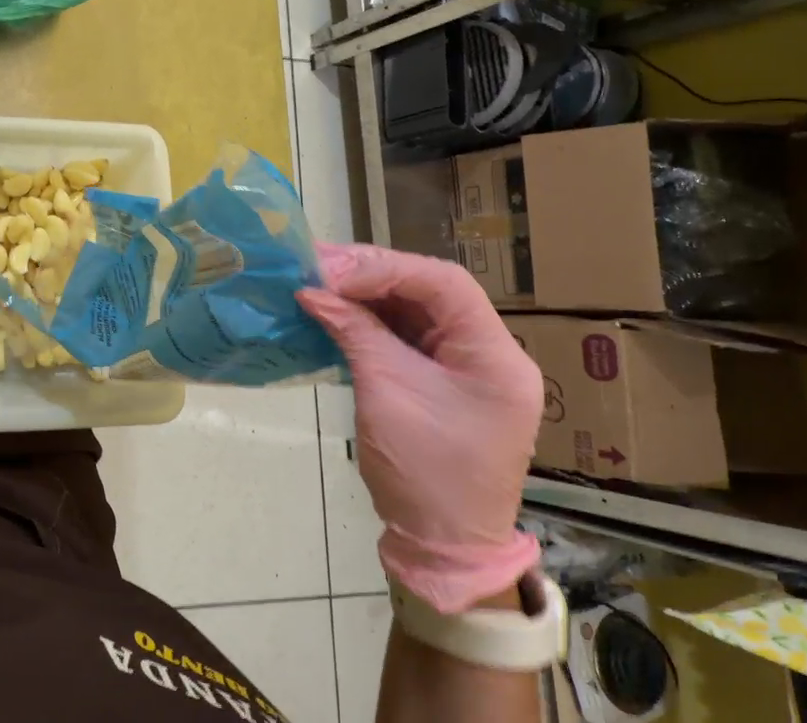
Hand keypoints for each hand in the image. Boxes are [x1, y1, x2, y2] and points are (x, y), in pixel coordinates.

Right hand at [297, 244, 542, 613]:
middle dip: (371, 274)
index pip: (444, 284)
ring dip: (365, 294)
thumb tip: (312, 291)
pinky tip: (332, 311)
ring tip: (315, 281)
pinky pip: (406, 335)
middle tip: (314, 266)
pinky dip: (368, 320)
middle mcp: (488, 353)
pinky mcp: (442, 381)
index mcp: (494, 356)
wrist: (445, 541)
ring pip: (415, 309)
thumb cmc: (425, 470)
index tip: (329, 272)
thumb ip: (355, 334)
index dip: (384, 268)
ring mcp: (466, 367)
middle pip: (430, 291)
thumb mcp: (386, 393)